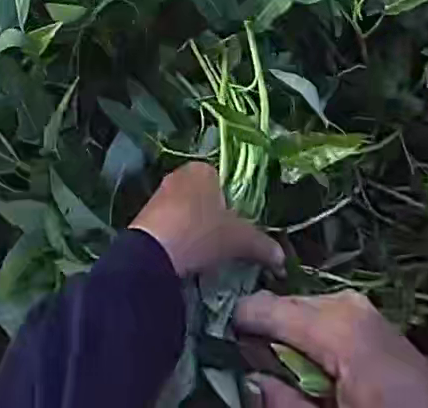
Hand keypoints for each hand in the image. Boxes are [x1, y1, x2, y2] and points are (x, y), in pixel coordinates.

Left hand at [129, 162, 283, 276]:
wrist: (153, 252)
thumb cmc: (201, 233)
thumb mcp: (239, 240)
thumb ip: (263, 245)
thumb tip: (281, 258)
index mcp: (203, 169)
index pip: (225, 180)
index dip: (235, 203)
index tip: (240, 227)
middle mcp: (180, 174)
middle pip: (206, 195)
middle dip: (216, 217)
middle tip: (226, 242)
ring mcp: (160, 193)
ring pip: (188, 210)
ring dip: (197, 229)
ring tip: (206, 254)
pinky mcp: (146, 214)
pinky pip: (171, 223)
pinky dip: (180, 237)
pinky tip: (186, 257)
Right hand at [234, 290, 427, 407]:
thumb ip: (287, 405)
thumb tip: (248, 380)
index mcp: (337, 326)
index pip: (266, 307)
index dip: (235, 322)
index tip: (211, 338)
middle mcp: (345, 303)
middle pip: (282, 305)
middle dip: (259, 332)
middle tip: (237, 362)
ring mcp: (359, 309)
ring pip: (299, 312)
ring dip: (281, 338)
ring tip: (269, 369)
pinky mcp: (368, 322)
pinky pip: (321, 320)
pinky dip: (305, 340)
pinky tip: (301, 369)